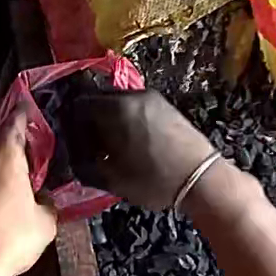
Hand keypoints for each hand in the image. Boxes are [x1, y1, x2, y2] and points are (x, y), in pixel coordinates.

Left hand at [0, 111, 58, 275]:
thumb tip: (45, 201)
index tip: (22, 109)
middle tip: (22, 174)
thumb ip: (47, 206)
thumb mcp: (45, 225)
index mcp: (7, 163)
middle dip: (9, 161)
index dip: (20, 117)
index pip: (13, 129)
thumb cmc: (8, 243)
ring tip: (1, 195)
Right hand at [61, 89, 217, 210]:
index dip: (72, 125)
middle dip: (89, 122)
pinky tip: (130, 145)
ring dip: (108, 122)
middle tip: (90, 148)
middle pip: (98, 101)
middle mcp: (133, 95)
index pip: (79, 105)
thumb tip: (74, 158)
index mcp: (116, 108)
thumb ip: (84, 166)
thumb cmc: (154, 180)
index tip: (74, 145)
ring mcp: (152, 98)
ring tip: (110, 149)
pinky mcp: (165, 107)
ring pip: (117, 104)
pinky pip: (134, 107)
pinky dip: (125, 121)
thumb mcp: (112, 179)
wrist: (203, 180)